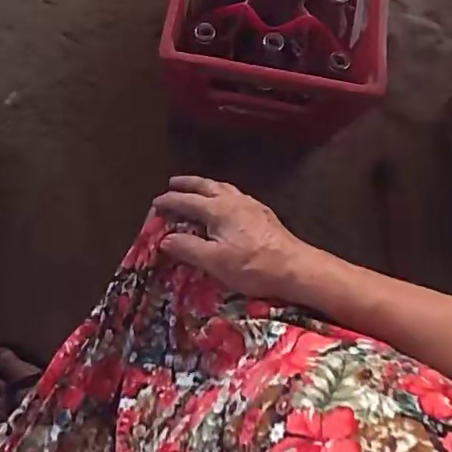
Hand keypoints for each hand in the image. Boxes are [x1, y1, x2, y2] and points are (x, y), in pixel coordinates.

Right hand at [152, 176, 319, 300]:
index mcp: (217, 209)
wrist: (296, 268)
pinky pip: (235, 194)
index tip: (155, 204)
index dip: (169, 201)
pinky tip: (226, 203)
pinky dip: (222, 193)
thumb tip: (165, 239)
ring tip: (198, 188)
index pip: (186, 201)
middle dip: (187, 184)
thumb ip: (188, 248)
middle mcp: (233, 200)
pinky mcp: (262, 213)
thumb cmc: (253, 266)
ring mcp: (250, 205)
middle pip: (205, 186)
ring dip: (206, 185)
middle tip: (173, 182)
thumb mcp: (215, 261)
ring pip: (223, 187)